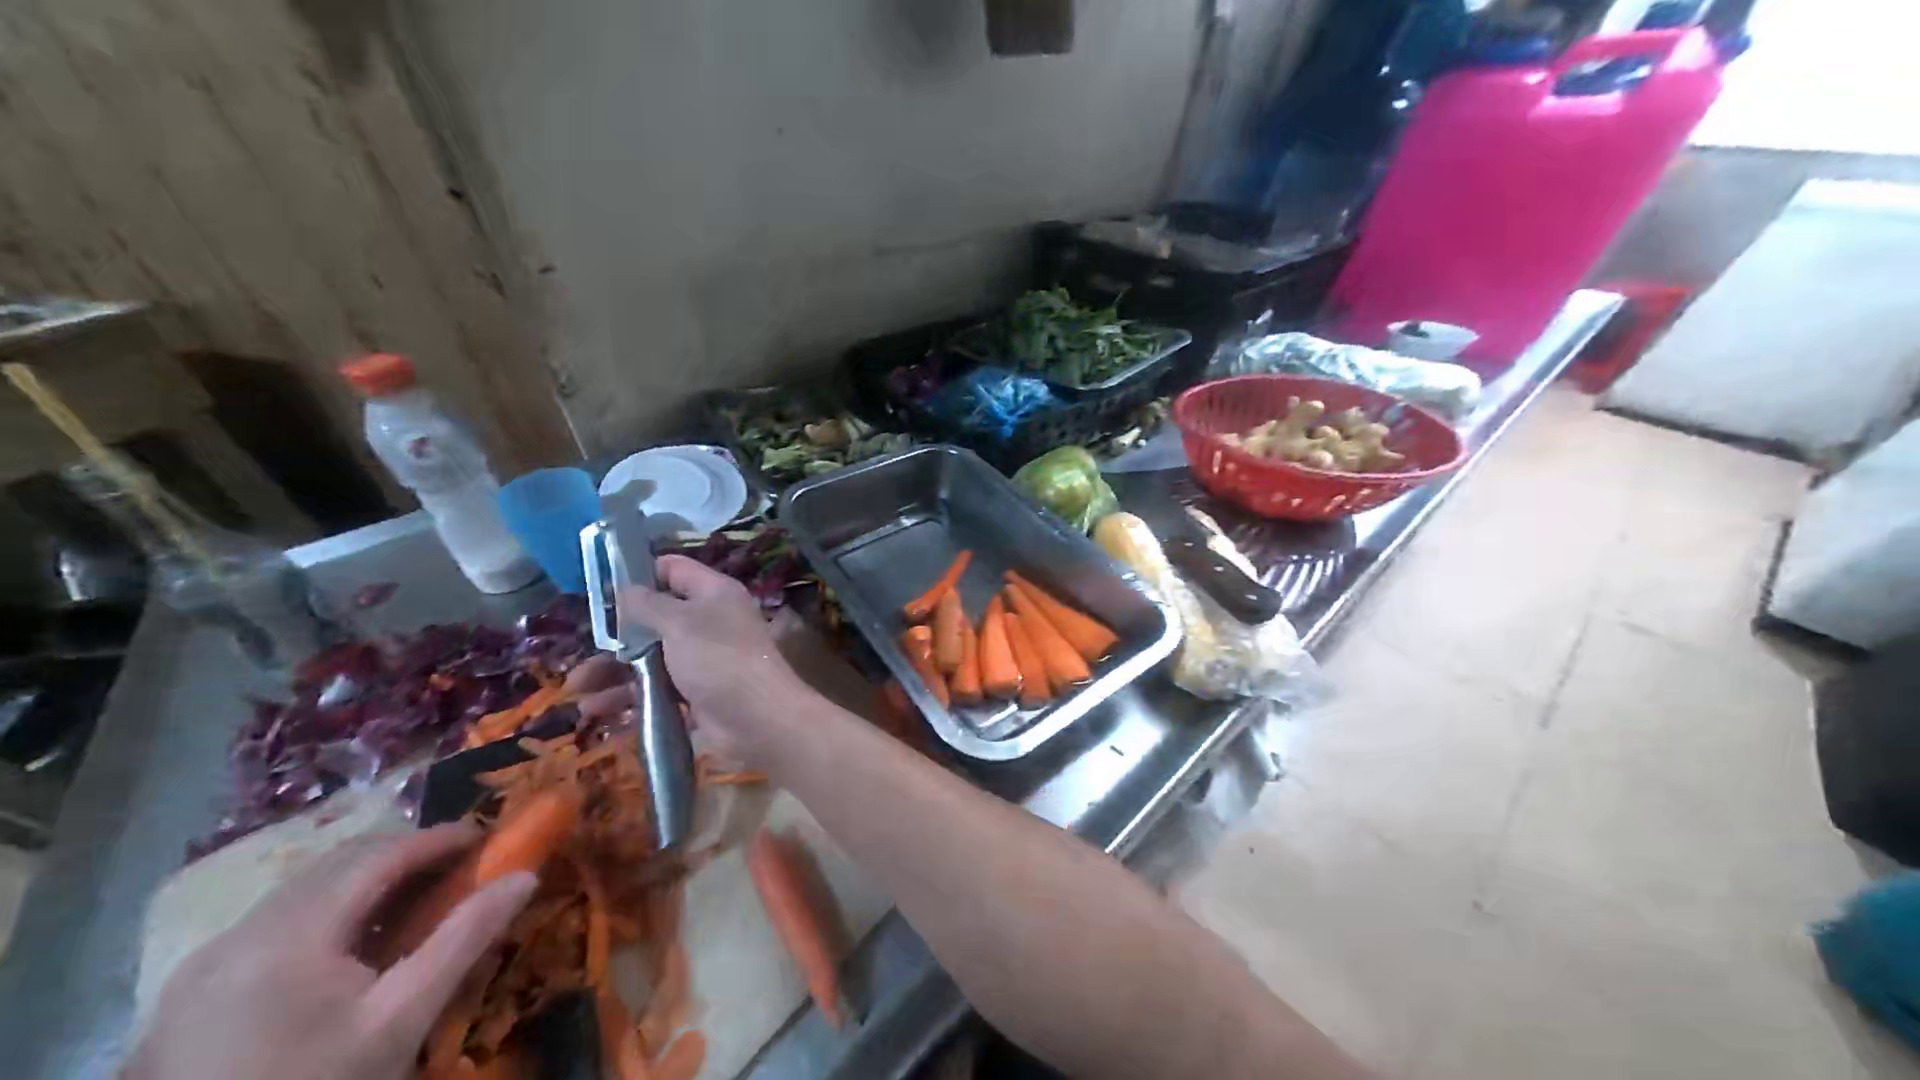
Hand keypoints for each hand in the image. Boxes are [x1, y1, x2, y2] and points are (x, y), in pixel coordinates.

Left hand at [124, 825, 536, 1079]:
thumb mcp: (402, 1019)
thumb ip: (465, 939)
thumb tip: (526, 878)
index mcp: (287, 936)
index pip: (377, 856)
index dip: (438, 839)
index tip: (489, 839)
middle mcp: (237, 934)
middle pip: (338, 863)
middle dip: (407, 855)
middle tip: (461, 868)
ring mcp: (204, 964)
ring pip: (306, 889)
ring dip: (369, 881)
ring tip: (419, 901)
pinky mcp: (192, 992)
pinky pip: (277, 922)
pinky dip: (332, 911)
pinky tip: (359, 945)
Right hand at [564, 555, 809, 769]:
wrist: (759, 720)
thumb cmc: (719, 659)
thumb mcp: (680, 623)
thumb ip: (648, 605)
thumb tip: (625, 589)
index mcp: (713, 594)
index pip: (674, 570)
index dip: (641, 574)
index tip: (602, 588)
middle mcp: (709, 623)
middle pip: (655, 620)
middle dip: (617, 636)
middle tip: (584, 648)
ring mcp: (703, 662)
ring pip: (651, 660)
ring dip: (614, 674)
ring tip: (578, 690)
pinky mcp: (697, 696)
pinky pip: (656, 693)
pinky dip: (630, 701)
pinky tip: (599, 713)